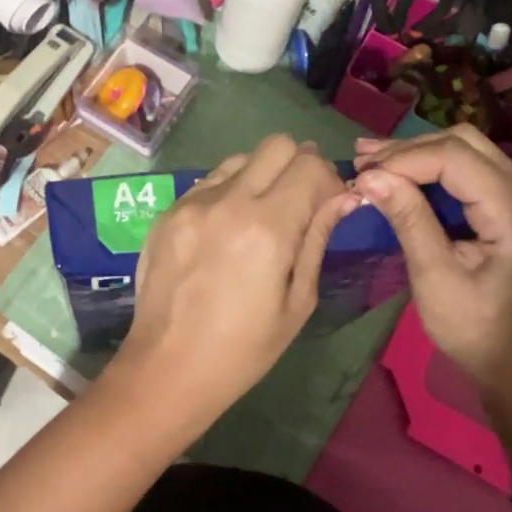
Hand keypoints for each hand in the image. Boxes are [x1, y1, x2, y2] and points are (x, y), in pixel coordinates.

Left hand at [110, 135, 358, 428]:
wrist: (168, 366)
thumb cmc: (243, 348)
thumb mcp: (297, 301)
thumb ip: (316, 239)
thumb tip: (343, 197)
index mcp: (267, 227)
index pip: (310, 165)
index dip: (328, 180)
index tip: (330, 204)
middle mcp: (227, 201)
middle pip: (276, 145)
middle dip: (297, 165)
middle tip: (300, 202)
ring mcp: (192, 202)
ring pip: (239, 158)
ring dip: (260, 175)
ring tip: (261, 217)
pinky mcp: (168, 212)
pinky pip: (208, 181)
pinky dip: (228, 191)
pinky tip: (226, 229)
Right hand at [351, 125, 511, 394]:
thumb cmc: (477, 332)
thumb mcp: (435, 278)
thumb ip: (408, 220)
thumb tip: (369, 176)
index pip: (455, 158)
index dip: (404, 159)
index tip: (361, 176)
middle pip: (464, 144)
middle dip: (409, 150)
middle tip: (361, 163)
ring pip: (468, 153)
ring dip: (420, 155)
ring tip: (371, 163)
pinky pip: (473, 174)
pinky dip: (434, 172)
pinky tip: (402, 179)